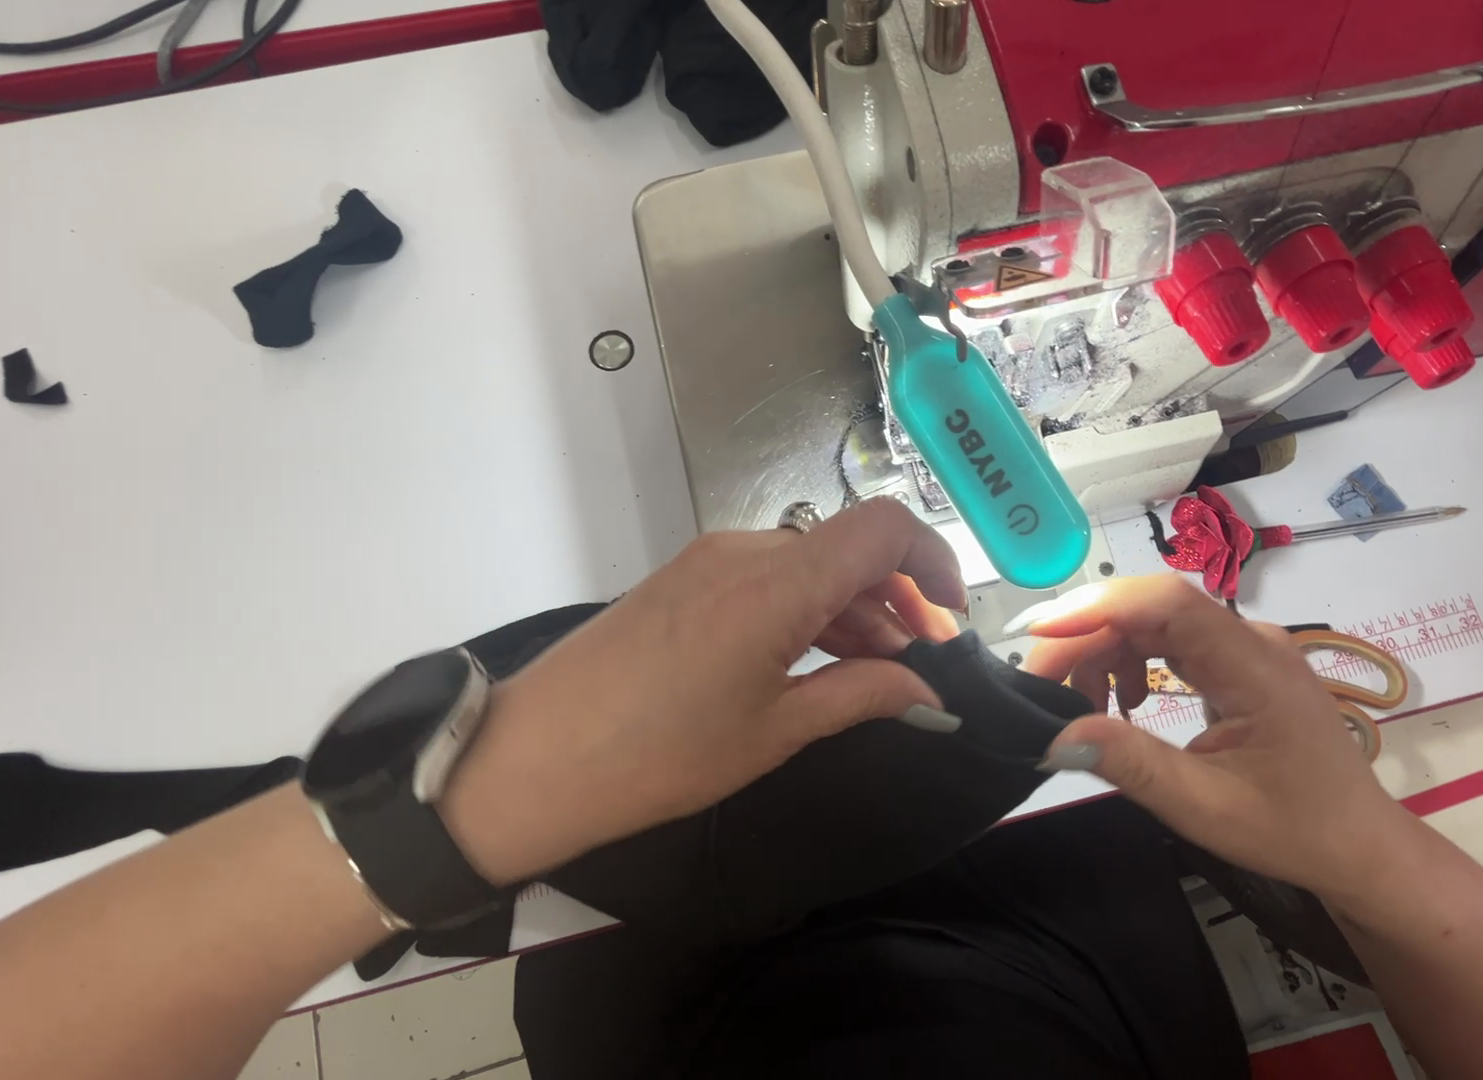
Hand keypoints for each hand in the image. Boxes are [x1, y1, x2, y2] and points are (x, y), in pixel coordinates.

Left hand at [440, 498, 965, 883]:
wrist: (532, 757)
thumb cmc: (659, 754)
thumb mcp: (774, 731)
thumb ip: (862, 696)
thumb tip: (929, 694)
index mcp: (776, 582)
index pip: (883, 528)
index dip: (933, 561)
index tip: (950, 618)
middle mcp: (746, 551)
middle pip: (848, 547)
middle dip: (896, 597)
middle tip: (917, 661)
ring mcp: (710, 559)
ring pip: (808, 563)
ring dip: (850, 607)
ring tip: (871, 670)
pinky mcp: (686, 577)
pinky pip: (768, 576)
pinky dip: (805, 608)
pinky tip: (814, 658)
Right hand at [1017, 576, 1414, 900]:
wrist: (1360, 845)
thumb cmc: (1293, 829)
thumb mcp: (1206, 808)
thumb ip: (1131, 765)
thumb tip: (1053, 736)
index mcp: (1255, 667)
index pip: (1168, 604)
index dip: (1098, 607)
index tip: (1039, 634)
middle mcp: (1249, 640)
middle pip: (1149, 611)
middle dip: (1084, 637)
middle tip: (1039, 681)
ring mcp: (1242, 646)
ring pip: (1151, 623)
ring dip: (1102, 652)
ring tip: (1081, 703)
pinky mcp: (1233, 660)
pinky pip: (1166, 641)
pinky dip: (1128, 663)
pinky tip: (1124, 704)